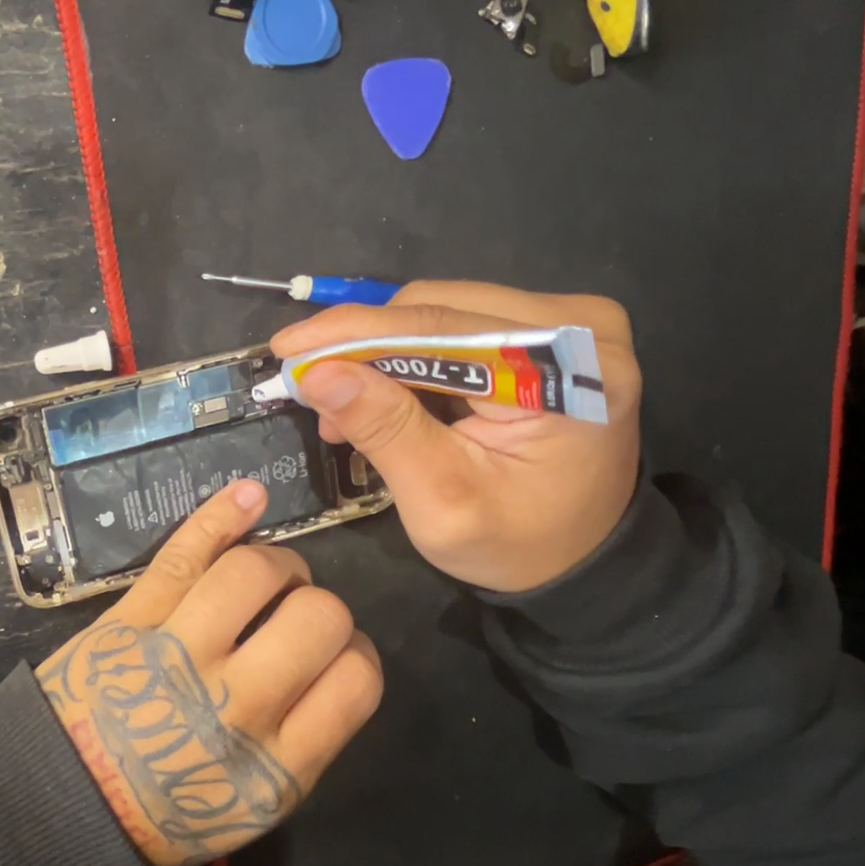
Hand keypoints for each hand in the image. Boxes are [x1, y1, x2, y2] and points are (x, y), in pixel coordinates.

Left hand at [35, 480, 382, 865]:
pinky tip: (250, 496)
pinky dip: (223, 515)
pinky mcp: (132, 619)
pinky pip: (187, 552)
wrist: (61, 806)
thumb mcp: (253, 807)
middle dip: (319, 604)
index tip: (333, 654)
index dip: (355, 652)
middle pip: (319, 616)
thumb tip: (336, 663)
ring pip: (255, 572)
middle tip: (292, 613)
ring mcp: (179, 653)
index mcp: (278, 764)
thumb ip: (306, 741)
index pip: (356, 678)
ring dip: (275, 563)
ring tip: (264, 576)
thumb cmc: (164, 815)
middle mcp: (237, 704)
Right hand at [271, 281, 641, 592]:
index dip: (352, 334)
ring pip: (438, 312)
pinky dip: (405, 357)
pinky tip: (375, 394)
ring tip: (338, 403)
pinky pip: (455, 326)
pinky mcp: (547, 331)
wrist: (579, 556)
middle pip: (437, 309)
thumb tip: (317, 373)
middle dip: (360, 346)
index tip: (285, 348)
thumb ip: (385, 430)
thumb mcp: (442, 499)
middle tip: (306, 387)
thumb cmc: (515, 542)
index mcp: (567, 370)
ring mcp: (566, 322)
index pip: (438, 329)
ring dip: (377, 353)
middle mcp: (578, 324)